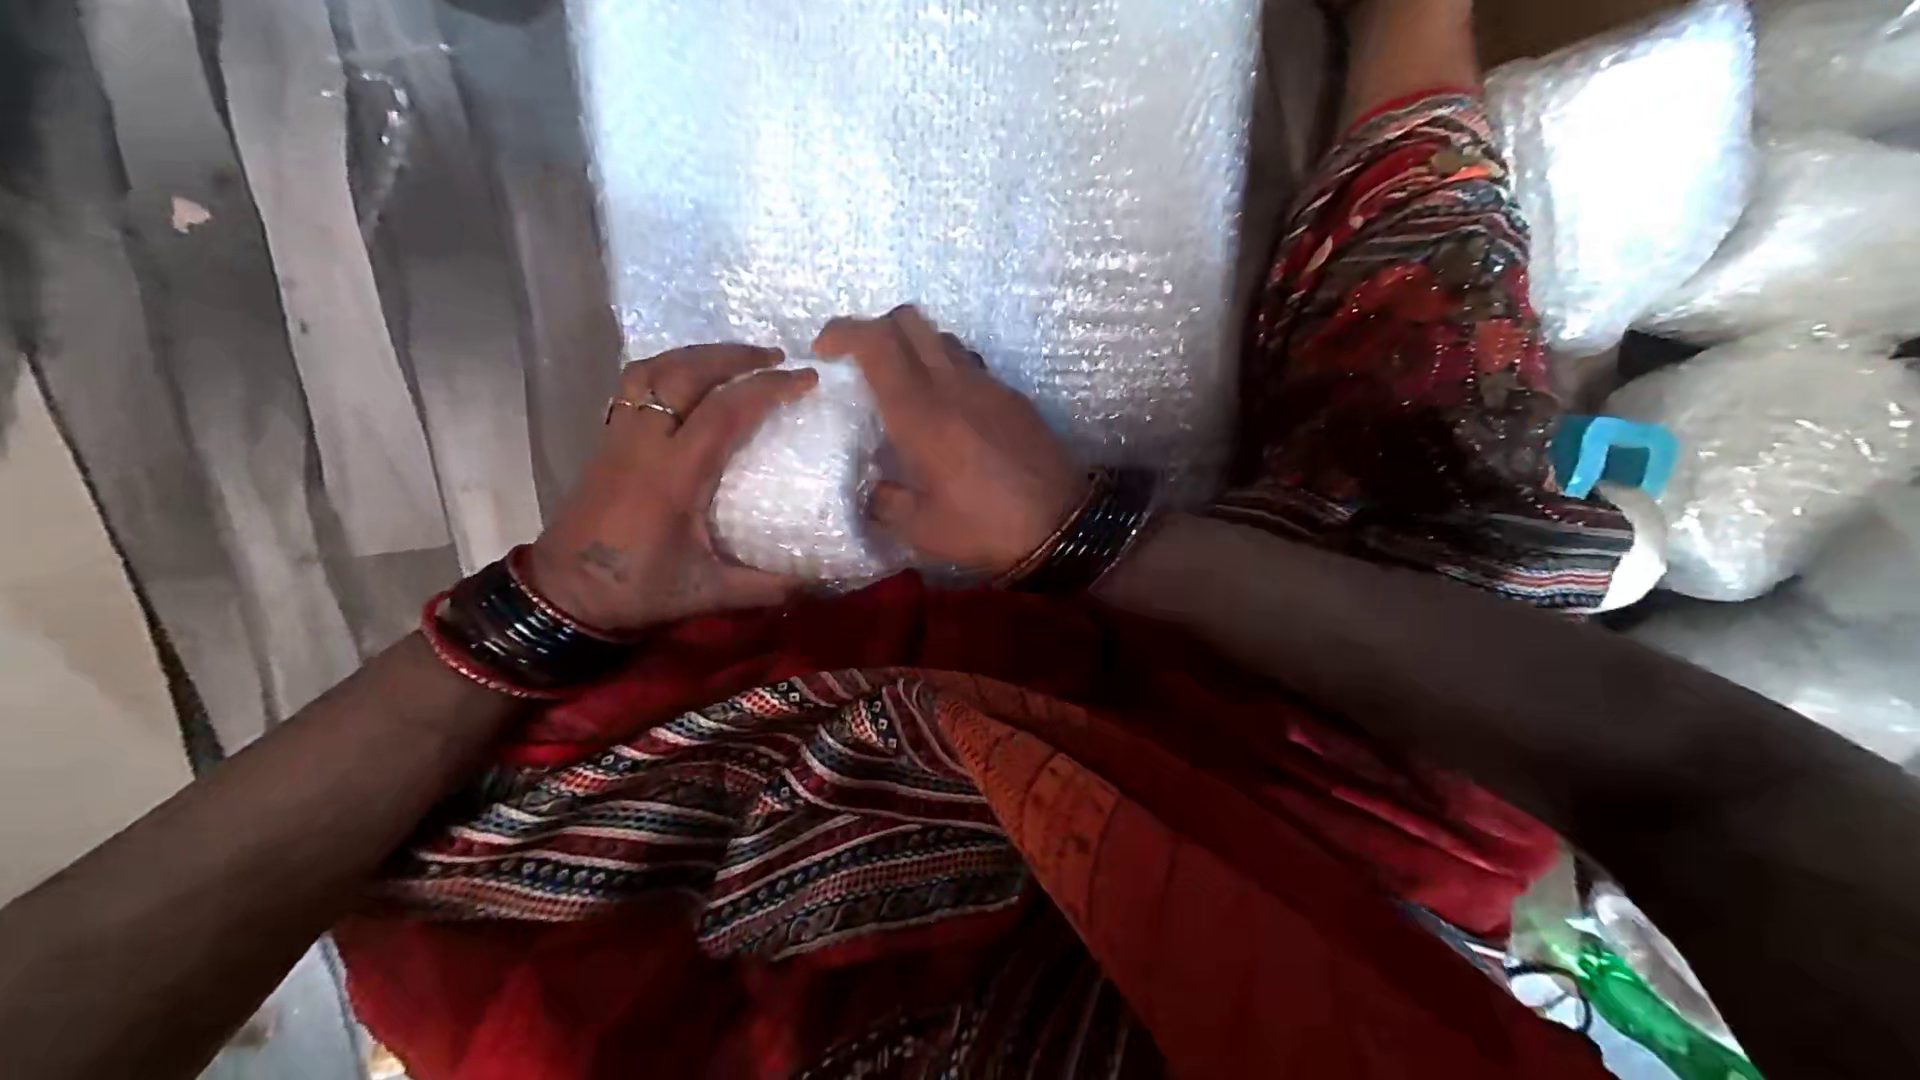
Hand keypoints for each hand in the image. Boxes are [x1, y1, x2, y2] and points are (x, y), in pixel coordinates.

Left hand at [527, 345, 818, 631]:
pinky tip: (688, 381)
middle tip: (774, 356)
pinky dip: (666, 369)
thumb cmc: (638, 589)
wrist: (564, 594)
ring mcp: (620, 437)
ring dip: (696, 355)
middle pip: (686, 373)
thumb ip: (768, 587)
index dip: (768, 388)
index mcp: (675, 475)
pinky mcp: (607, 441)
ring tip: (732, 358)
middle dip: (734, 356)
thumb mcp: (710, 593)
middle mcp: (645, 444)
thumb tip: (819, 586)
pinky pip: (633, 385)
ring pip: (653, 370)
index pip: (725, 411)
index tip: (805, 378)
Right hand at [813, 307, 1083, 574]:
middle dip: (875, 328)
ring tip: (903, 384)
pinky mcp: (1011, 395)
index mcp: (920, 412)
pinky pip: (969, 362)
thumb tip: (868, 486)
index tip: (824, 352)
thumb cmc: (984, 526)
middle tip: (861, 363)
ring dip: (913, 346)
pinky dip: (945, 368)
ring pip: (941, 337)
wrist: (1062, 524)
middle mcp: (952, 384)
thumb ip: (883, 500)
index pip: (876, 342)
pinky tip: (947, 409)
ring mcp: (987, 384)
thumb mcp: (920, 527)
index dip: (842, 332)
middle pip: (908, 319)